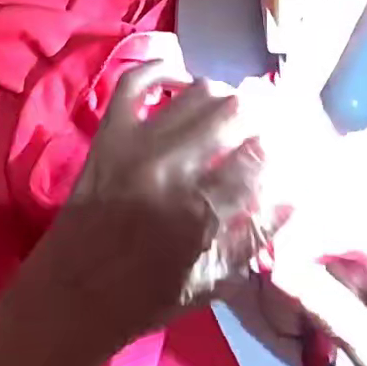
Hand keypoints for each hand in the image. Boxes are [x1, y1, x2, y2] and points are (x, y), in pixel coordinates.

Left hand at [14, 59, 272, 362]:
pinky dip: (162, 70)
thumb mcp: (211, 282)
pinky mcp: (110, 130)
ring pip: (195, 93)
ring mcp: (136, 142)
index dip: (274, 151)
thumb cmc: (146, 295)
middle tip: (258, 125)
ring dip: (221, 95)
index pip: (255, 160)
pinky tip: (183, 78)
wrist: (74, 290)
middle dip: (254, 117)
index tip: (278, 149)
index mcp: (199, 212)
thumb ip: (254, 237)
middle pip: (230, 114)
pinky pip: (136, 81)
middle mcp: (171, 166)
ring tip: (229, 106)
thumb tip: (291, 197)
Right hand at [271, 231, 366, 365]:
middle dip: (298, 250)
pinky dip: (324, 277)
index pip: (334, 224)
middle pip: (332, 227)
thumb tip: (275, 269)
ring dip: (308, 263)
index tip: (265, 264)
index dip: (295, 242)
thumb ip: (323, 304)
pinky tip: (306, 291)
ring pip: (335, 243)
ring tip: (282, 282)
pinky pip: (346, 261)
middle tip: (268, 272)